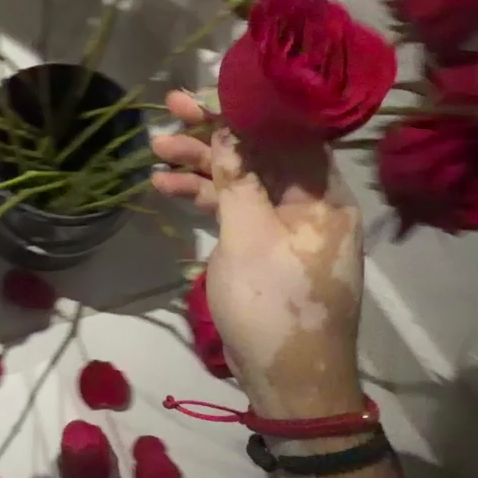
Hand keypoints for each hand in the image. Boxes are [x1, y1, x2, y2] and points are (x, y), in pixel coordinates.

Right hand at [151, 91, 364, 419]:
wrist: (291, 384)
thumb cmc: (276, 306)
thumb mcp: (250, 237)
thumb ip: (237, 179)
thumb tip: (228, 131)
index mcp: (323, 196)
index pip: (289, 133)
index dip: (247, 108)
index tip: (206, 92)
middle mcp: (310, 203)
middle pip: (260, 152)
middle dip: (214, 133)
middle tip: (168, 109)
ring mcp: (286, 226)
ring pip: (241, 179)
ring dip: (200, 165)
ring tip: (154, 150)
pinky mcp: (265, 246)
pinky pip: (235, 208)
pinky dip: (205, 197)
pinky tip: (165, 188)